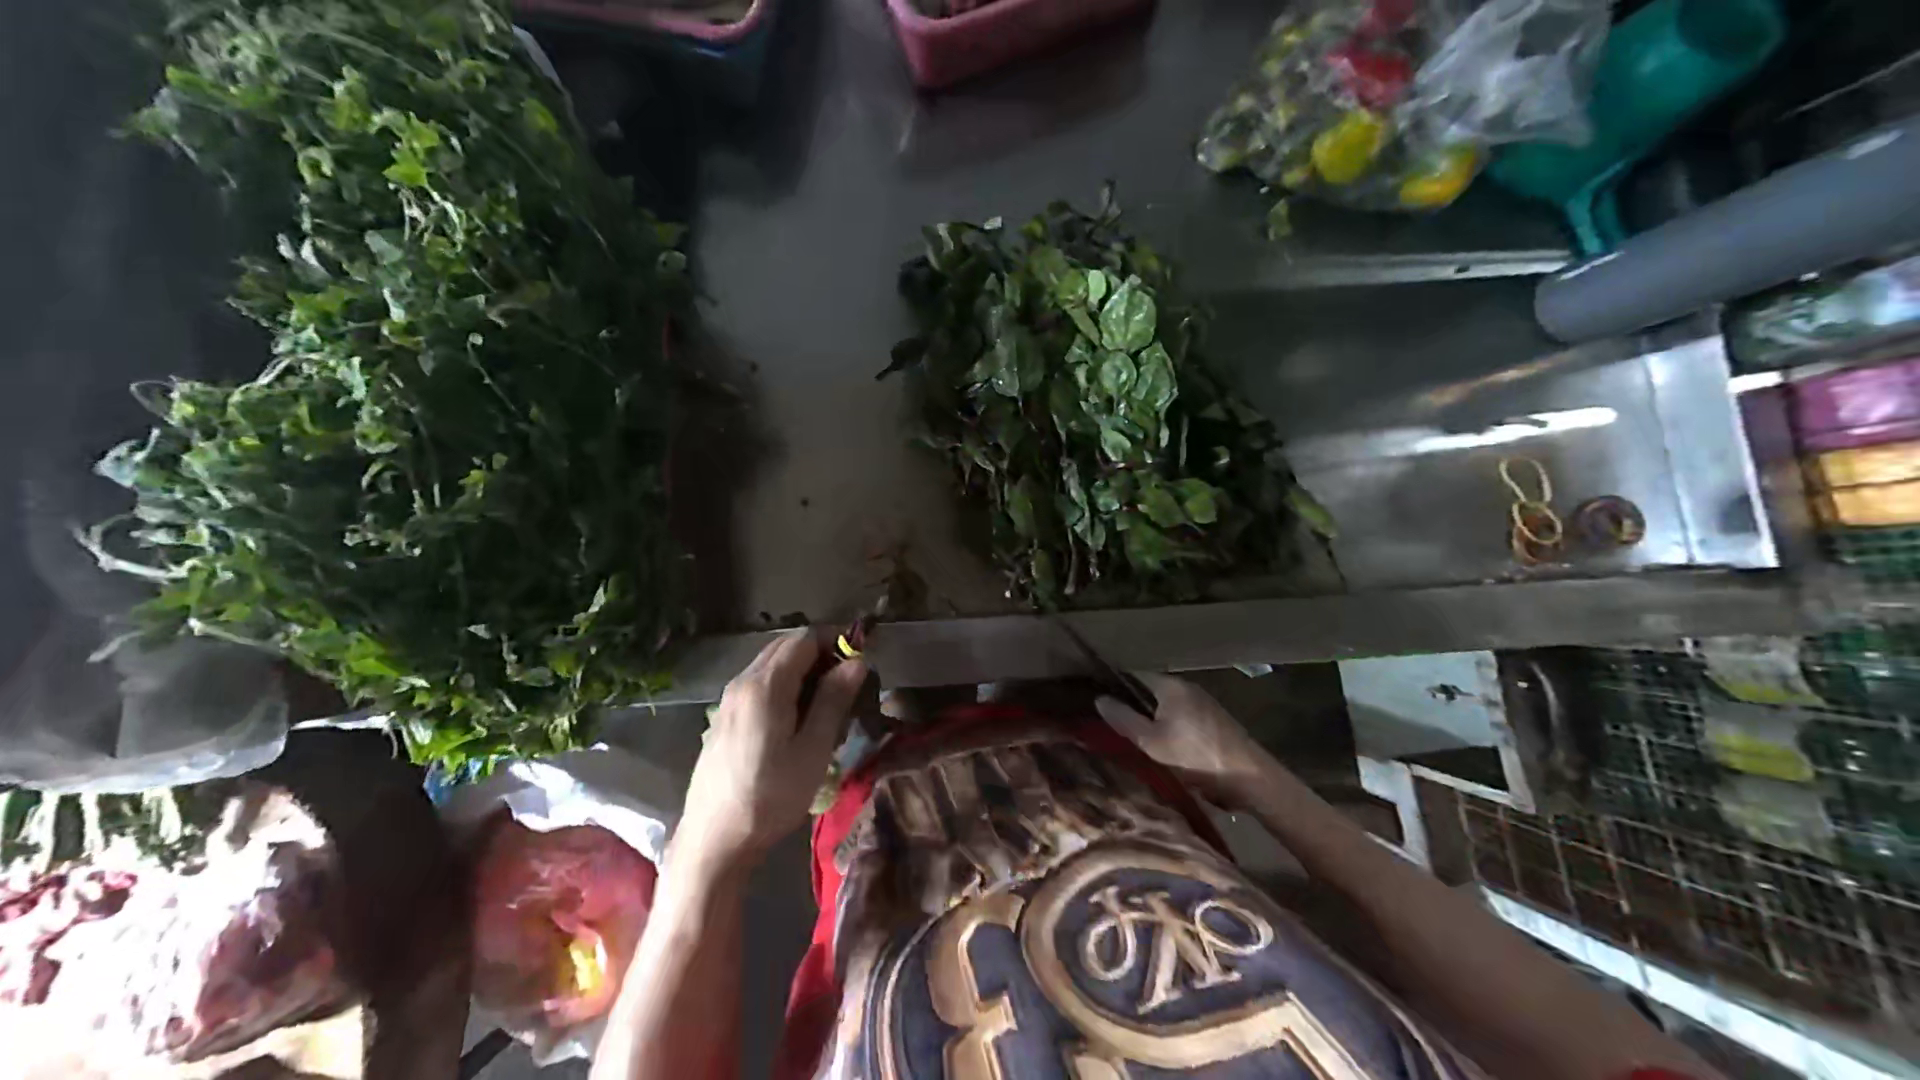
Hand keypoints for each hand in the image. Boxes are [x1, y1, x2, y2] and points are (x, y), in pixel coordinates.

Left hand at [674, 629, 869, 877]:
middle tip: (847, 687)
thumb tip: (856, 661)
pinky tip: (795, 720)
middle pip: (786, 647)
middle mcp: (742, 681)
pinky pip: (758, 684)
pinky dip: (783, 686)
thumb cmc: (771, 796)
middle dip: (820, 656)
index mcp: (765, 685)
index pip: (805, 639)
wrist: (714, 840)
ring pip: (771, 665)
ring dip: (802, 671)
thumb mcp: (813, 750)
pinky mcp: (723, 717)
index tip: (859, 666)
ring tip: (826, 706)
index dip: (835, 643)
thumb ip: (834, 700)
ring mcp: (728, 699)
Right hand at [1095, 673, 1276, 808]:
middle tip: (1109, 718)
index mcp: (1171, 685)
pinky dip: (1166, 723)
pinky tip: (1158, 742)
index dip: (1114, 681)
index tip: (1095, 692)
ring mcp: (1203, 703)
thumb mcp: (1151, 743)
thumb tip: (1100, 699)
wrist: (1250, 778)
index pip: (1134, 673)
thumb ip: (1124, 719)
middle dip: (1131, 701)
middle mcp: (1188, 687)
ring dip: (1150, 715)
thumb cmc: (1196, 756)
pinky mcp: (1213, 721)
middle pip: (1150, 688)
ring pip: (1166, 704)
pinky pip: (1180, 715)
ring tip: (1129, 731)